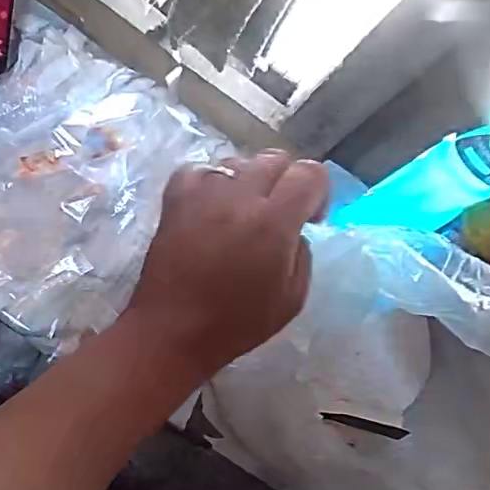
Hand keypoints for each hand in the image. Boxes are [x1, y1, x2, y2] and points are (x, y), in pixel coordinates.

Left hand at [121, 150, 328, 377]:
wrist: (172, 330)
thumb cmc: (235, 323)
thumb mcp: (292, 298)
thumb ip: (302, 253)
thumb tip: (294, 229)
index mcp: (273, 222)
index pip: (309, 172)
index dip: (318, 192)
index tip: (310, 218)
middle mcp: (239, 197)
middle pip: (275, 159)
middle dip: (286, 181)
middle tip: (279, 214)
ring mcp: (203, 194)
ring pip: (238, 161)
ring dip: (249, 180)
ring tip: (243, 211)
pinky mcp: (175, 199)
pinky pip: (200, 170)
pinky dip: (213, 181)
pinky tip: (213, 205)